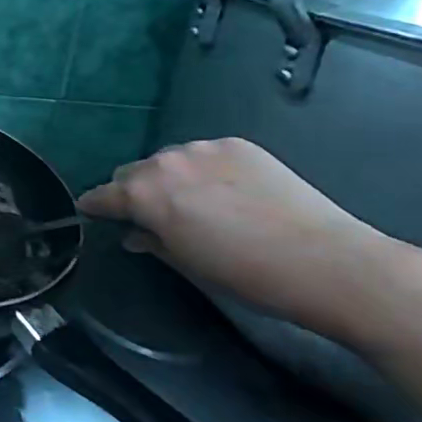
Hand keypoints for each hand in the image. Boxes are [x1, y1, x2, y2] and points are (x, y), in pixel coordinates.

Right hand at [78, 137, 406, 340]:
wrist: (331, 262)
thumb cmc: (251, 277)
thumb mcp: (192, 266)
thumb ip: (154, 243)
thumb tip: (135, 235)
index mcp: (146, 194)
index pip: (104, 194)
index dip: (95, 204)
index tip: (90, 211)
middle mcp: (166, 161)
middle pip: (134, 172)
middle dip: (136, 191)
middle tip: (154, 216)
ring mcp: (203, 148)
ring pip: (170, 160)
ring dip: (171, 178)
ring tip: (198, 204)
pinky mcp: (237, 144)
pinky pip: (205, 154)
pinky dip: (206, 170)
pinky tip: (230, 193)